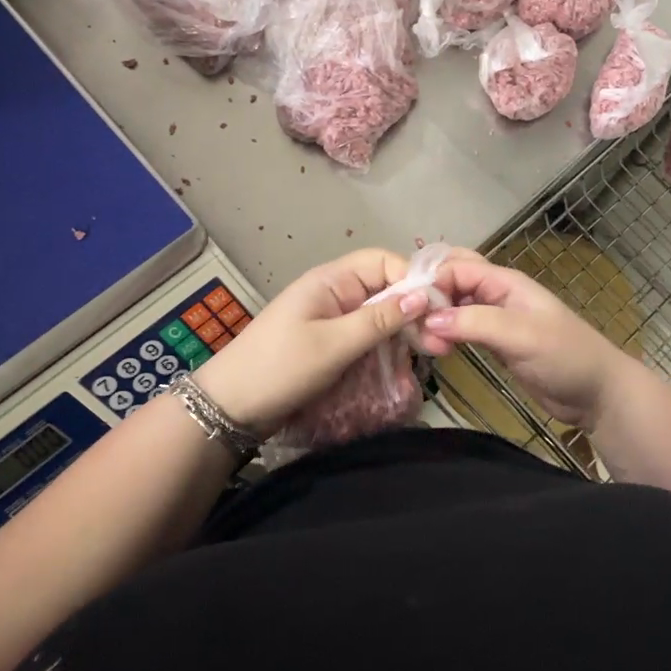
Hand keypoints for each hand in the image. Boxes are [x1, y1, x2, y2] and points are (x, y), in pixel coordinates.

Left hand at [193, 249, 431, 435]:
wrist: (229, 408)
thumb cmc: (279, 368)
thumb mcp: (334, 344)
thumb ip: (380, 320)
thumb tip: (424, 296)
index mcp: (331, 280)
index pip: (385, 263)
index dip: (414, 279)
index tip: (439, 309)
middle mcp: (335, 293)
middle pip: (387, 288)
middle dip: (415, 310)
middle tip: (441, 341)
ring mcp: (333, 319)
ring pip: (382, 315)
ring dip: (406, 331)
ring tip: (432, 353)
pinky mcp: (332, 343)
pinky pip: (369, 336)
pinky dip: (388, 347)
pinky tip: (406, 363)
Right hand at [418, 249, 628, 427]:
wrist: (597, 393)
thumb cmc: (566, 357)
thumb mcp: (521, 336)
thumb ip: (476, 323)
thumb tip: (429, 319)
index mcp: (506, 282)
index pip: (456, 268)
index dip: (430, 283)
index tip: (409, 311)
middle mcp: (498, 294)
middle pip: (453, 281)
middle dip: (429, 296)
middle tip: (413, 326)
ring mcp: (497, 319)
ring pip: (455, 306)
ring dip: (436, 318)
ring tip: (424, 345)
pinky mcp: (496, 343)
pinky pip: (463, 329)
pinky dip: (446, 334)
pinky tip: (434, 349)